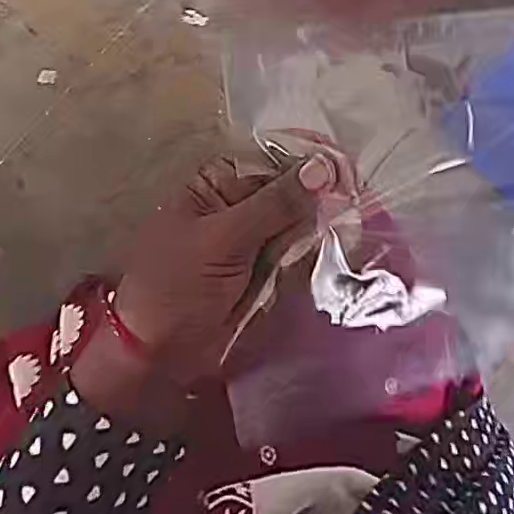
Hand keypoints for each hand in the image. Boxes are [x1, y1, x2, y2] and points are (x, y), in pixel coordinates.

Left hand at [111, 154, 334, 384]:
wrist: (156, 355)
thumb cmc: (177, 285)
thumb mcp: (223, 239)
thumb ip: (274, 204)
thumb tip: (320, 168)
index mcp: (217, 183)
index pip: (272, 158)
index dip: (309, 159)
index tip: (345, 167)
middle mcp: (238, 203)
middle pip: (291, 187)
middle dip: (323, 192)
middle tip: (357, 199)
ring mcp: (254, 238)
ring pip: (300, 219)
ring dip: (324, 222)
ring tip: (353, 224)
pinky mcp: (266, 269)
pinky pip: (298, 250)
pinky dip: (316, 249)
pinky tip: (341, 244)